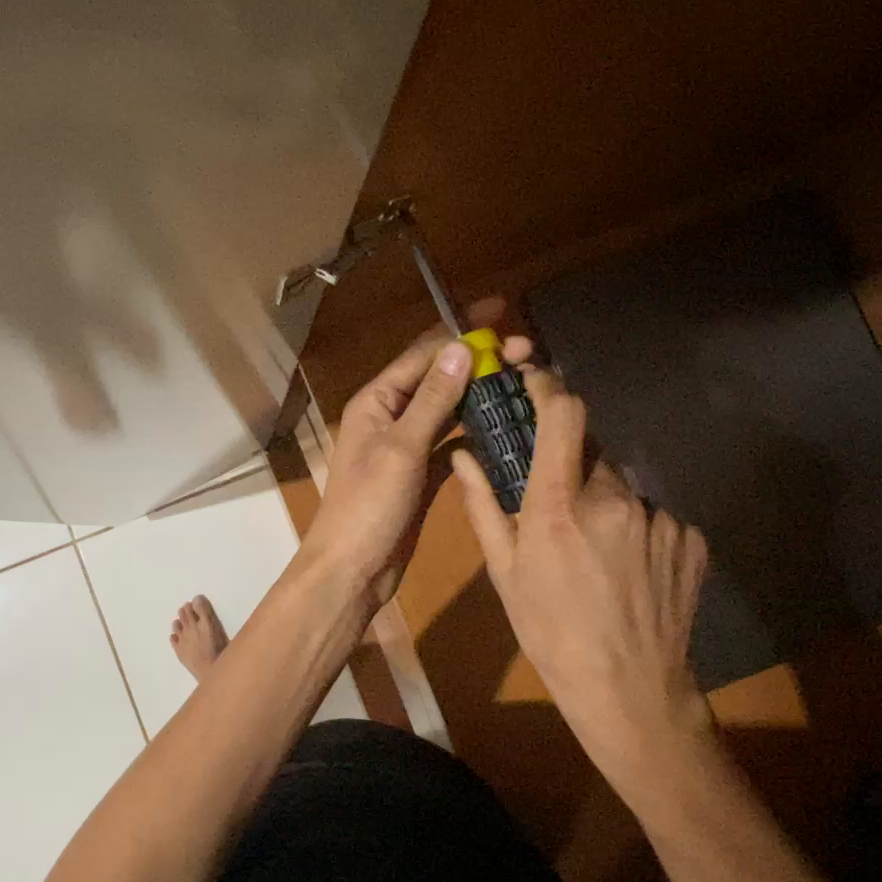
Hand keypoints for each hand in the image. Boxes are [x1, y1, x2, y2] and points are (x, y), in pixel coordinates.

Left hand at [303, 300, 530, 603]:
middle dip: (479, 360)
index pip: (423, 354)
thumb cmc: (369, 507)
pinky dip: (475, 431)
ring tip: (524, 379)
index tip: (502, 312)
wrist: (353, 569)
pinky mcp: (420, 473)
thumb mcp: (402, 448)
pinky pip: (451, 441)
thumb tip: (461, 347)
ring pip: (448, 408)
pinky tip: (506, 425)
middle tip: (528, 351)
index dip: (462, 331)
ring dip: (481, 393)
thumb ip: (432, 399)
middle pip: (438, 377)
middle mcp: (390, 416)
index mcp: (376, 401)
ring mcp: (405, 446)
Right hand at [451, 368, 713, 773]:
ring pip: (623, 489)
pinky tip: (628, 572)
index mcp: (560, 505)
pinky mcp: (690, 541)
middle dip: (572, 470)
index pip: (564, 415)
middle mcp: (615, 499)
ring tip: (595, 556)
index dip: (549, 388)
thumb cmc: (549, 631)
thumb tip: (463, 456)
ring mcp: (660, 520)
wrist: (629, 690)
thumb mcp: (505, 572)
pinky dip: (637, 531)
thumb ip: (485, 505)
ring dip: (605, 504)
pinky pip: (655, 517)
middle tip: (558, 512)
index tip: (535, 382)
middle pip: (592, 455)